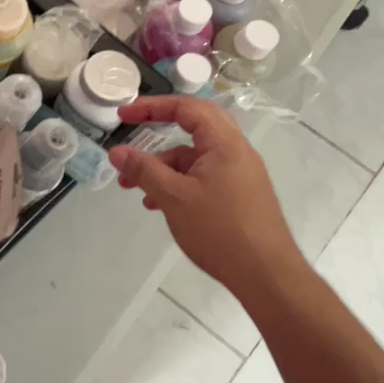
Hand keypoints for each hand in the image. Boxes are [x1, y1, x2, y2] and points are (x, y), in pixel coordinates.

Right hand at [107, 96, 307, 298]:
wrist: (266, 275)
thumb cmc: (220, 230)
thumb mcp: (173, 197)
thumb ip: (143, 170)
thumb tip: (117, 152)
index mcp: (225, 144)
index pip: (188, 108)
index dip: (152, 107)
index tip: (124, 116)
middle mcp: (236, 153)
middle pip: (194, 127)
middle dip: (158, 130)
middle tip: (131, 132)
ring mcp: (240, 175)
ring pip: (194, 158)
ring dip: (163, 167)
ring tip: (133, 188)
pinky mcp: (239, 195)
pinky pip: (202, 177)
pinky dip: (178, 183)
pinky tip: (158, 205)